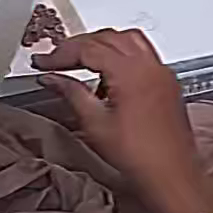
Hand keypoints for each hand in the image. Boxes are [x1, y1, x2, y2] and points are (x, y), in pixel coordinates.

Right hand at [31, 28, 212, 212]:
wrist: (170, 174)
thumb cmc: (136, 154)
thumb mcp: (93, 122)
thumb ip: (71, 92)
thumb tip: (51, 78)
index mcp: (131, 73)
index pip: (89, 49)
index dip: (60, 54)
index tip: (42, 63)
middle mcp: (151, 66)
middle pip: (109, 38)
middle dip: (78, 45)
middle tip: (55, 60)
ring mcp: (161, 73)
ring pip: (127, 40)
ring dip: (101, 45)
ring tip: (78, 61)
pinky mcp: (166, 83)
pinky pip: (141, 54)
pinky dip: (119, 55)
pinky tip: (104, 76)